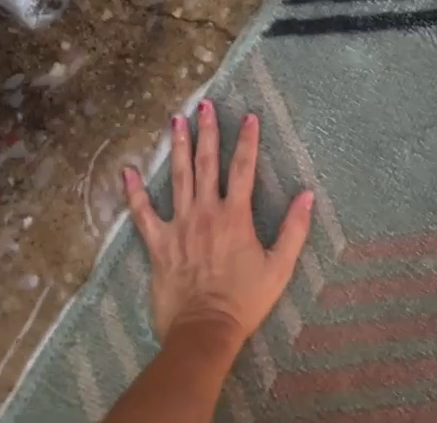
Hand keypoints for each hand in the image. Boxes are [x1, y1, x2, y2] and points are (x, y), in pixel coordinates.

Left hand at [124, 100, 314, 346]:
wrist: (205, 331)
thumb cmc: (245, 300)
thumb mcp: (280, 266)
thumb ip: (294, 229)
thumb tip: (308, 194)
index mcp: (235, 215)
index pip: (244, 168)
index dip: (248, 141)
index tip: (249, 116)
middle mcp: (206, 212)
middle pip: (207, 163)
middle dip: (207, 132)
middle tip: (204, 105)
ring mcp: (180, 226)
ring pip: (178, 178)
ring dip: (179, 147)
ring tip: (176, 120)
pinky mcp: (159, 244)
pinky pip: (143, 214)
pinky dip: (135, 193)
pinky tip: (128, 171)